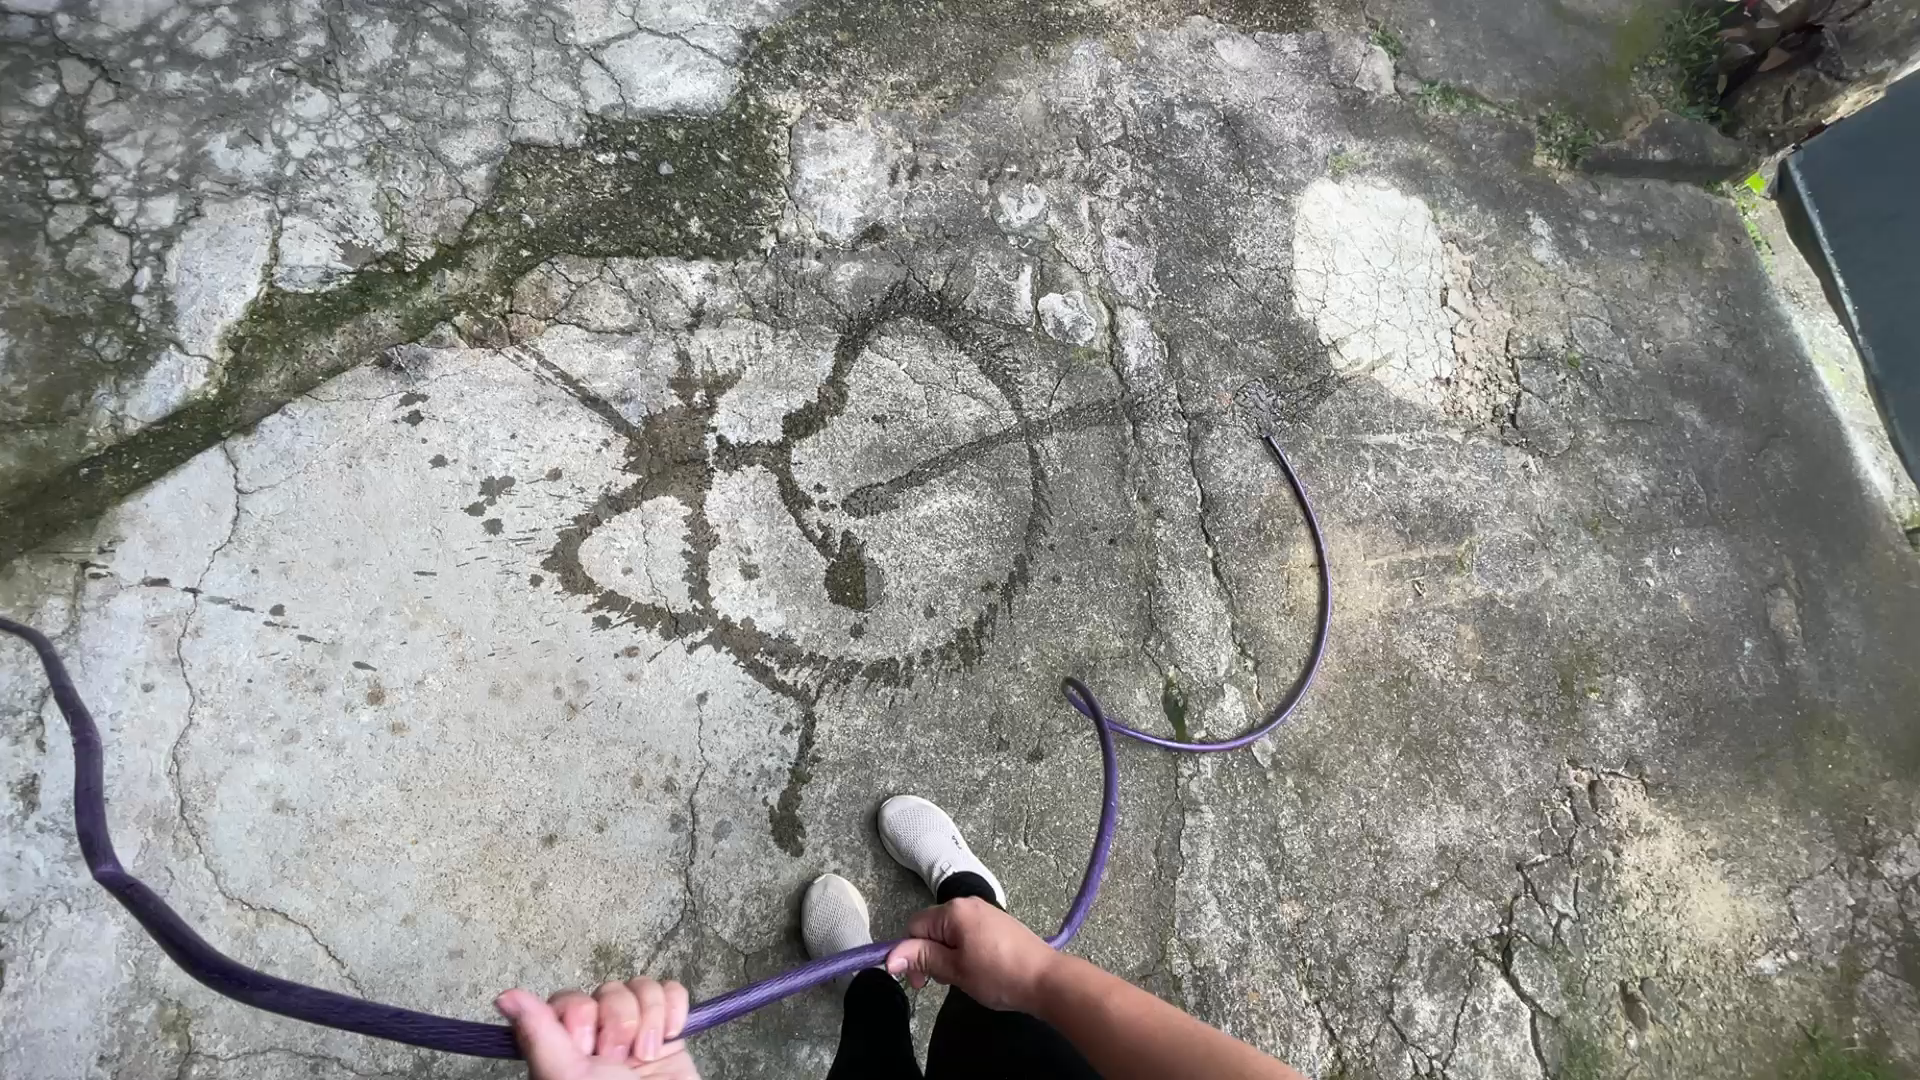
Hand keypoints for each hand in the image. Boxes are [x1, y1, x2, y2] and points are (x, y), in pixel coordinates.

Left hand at [495, 978, 698, 1079]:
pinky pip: (672, 990)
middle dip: (618, 1021)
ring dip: (649, 1019)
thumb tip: (504, 996)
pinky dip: (674, 1010)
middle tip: (618, 1060)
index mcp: (564, 1054)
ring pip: (641, 986)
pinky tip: (670, 1036)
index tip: (584, 1049)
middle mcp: (597, 1041)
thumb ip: (539, 1035)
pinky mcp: (668, 1030)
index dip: (578, 1014)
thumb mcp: (568, 1079)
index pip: (566, 1000)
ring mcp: (636, 1033)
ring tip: (646, 1057)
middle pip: (608, 990)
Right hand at [884, 896, 1061, 1011]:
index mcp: (954, 910)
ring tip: (963, 977)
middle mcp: (968, 902)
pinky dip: (963, 950)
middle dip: (929, 954)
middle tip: (942, 983)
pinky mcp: (996, 922)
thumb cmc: (998, 974)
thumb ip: (922, 958)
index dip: (910, 954)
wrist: (1045, 978)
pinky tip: (976, 969)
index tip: (920, 983)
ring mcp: (984, 910)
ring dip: (946, 954)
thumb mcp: (955, 969)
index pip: (915, 926)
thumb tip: (890, 957)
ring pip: (949, 931)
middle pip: (932, 927)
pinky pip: (967, 932)